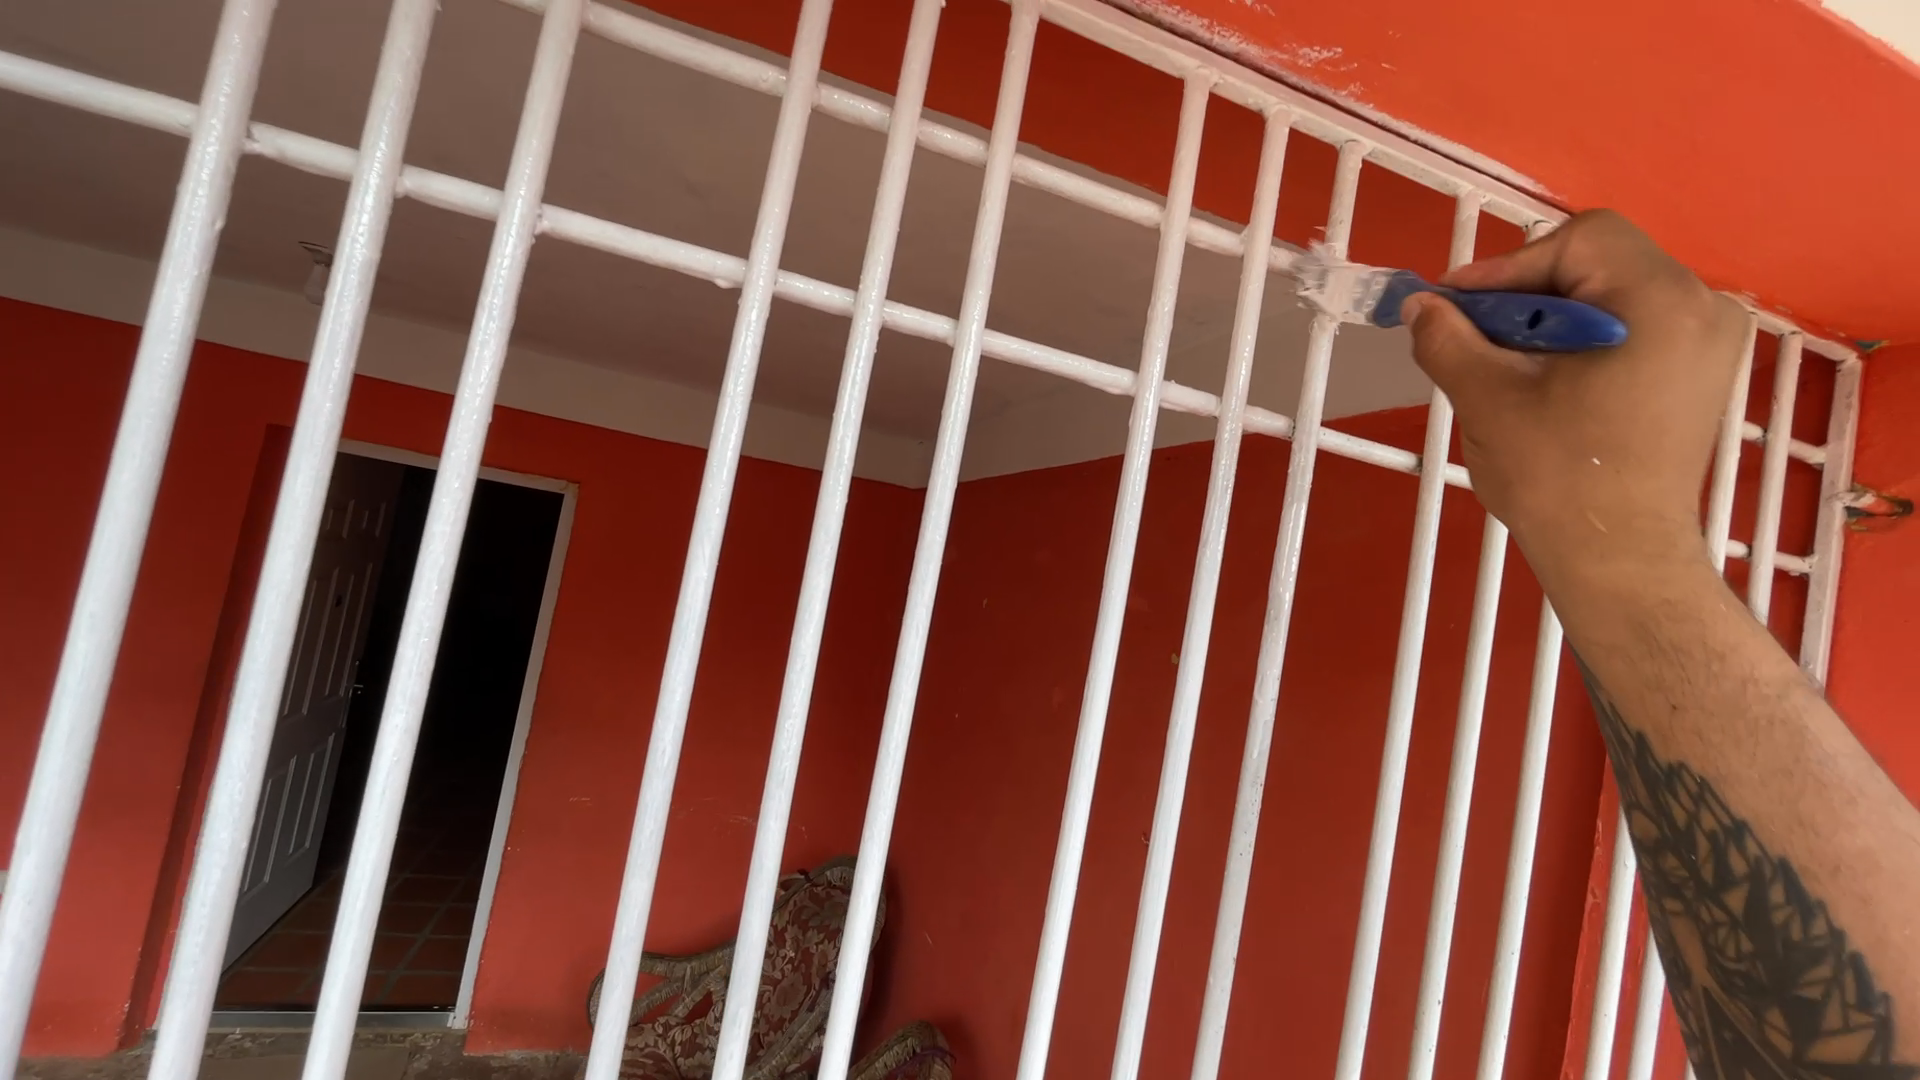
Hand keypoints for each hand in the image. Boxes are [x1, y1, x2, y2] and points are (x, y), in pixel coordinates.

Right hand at [1401, 209, 1749, 590]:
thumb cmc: (1553, 472)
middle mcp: (1700, 306)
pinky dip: (1575, 342)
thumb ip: (1446, 338)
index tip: (1453, 307)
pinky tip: (1542, 383)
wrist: (1616, 551)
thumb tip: (1419, 305)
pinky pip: (1627, 329)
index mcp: (1657, 300)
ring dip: (1543, 321)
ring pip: (1607, 297)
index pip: (1579, 239)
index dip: (1505, 266)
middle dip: (1522, 295)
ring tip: (1502, 366)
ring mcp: (1706, 341)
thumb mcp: (1485, 396)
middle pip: (1596, 264)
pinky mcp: (1695, 372)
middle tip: (1471, 339)